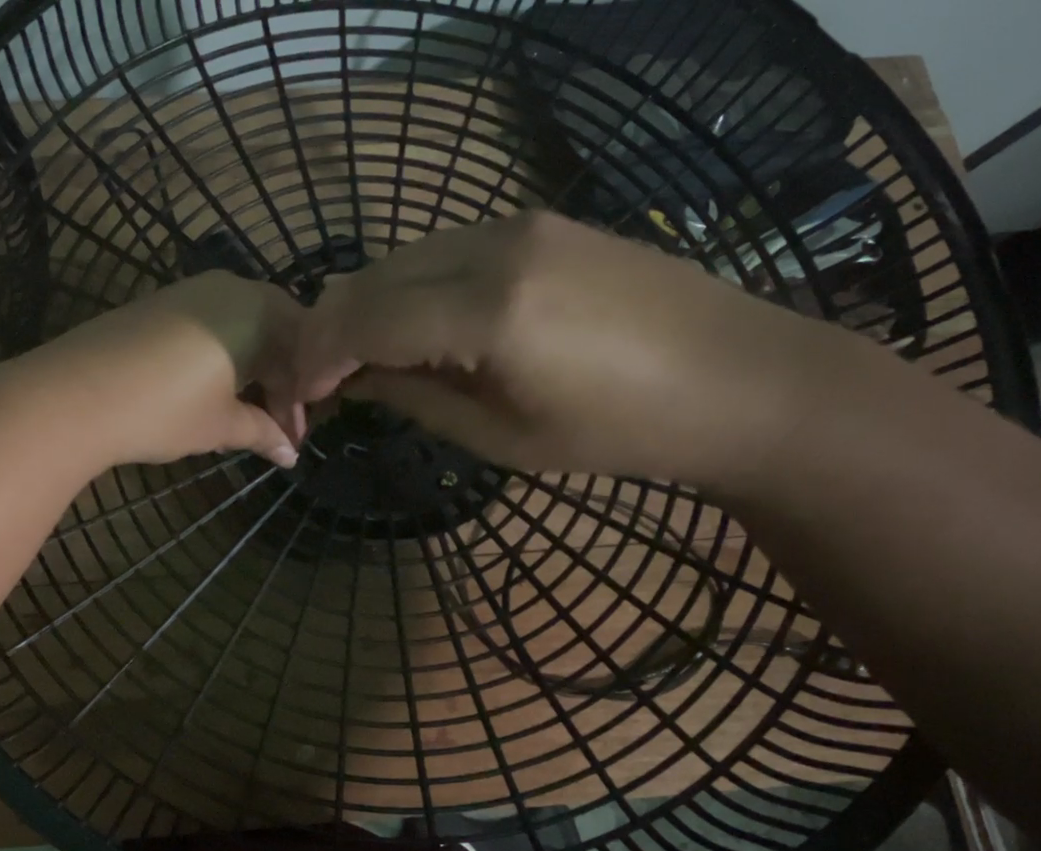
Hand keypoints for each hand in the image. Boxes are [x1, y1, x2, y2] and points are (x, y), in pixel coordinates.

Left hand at [11, 272, 302, 467]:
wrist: (75, 394)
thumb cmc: (165, 409)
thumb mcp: (221, 424)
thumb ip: (261, 431)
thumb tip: (289, 452)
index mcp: (259, 310)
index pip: (302, 351)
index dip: (301, 399)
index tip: (294, 437)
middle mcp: (230, 288)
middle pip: (274, 333)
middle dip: (279, 381)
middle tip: (274, 426)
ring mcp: (191, 291)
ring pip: (241, 328)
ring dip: (250, 371)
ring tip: (241, 416)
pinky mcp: (158, 303)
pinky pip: (209, 325)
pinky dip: (220, 358)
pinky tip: (209, 393)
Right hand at [269, 212, 831, 487]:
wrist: (741, 379)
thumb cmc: (621, 433)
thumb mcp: (502, 436)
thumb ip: (415, 396)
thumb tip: (355, 378)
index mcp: (490, 312)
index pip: (365, 321)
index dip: (317, 356)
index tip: (299, 393)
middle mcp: (495, 248)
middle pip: (373, 279)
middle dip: (330, 328)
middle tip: (317, 378)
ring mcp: (519, 226)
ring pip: (404, 258)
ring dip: (368, 305)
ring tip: (361, 358)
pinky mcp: (538, 223)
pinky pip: (445, 250)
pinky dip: (411, 287)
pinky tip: (416, 326)